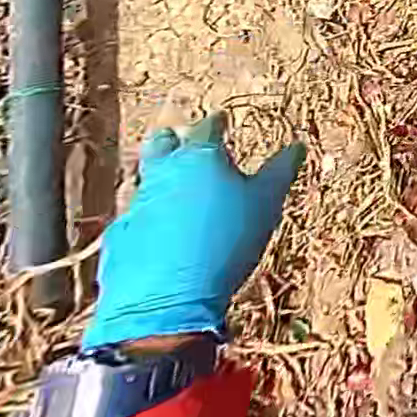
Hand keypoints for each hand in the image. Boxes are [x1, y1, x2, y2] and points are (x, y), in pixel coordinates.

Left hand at [83, 113, 304, 349]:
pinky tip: (166, 223)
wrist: (167, 299)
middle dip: (170, 140)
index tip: (221, 117)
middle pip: (161, 149)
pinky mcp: (120, 238)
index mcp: (200, 160)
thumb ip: (280, 170)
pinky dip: (155, 210)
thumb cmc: (229, 238)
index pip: (207, 130)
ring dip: (162, 175)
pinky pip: (139, 213)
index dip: (216, 122)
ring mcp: (135, 208)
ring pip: (148, 181)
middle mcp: (163, 176)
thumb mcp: (268, 200)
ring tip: (177, 178)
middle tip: (175, 134)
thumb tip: (296, 146)